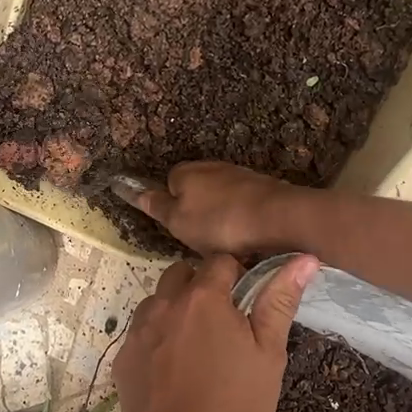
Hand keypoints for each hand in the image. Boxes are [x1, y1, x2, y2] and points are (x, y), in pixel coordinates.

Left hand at [113, 253, 319, 411]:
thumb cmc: (234, 407)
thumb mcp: (269, 355)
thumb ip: (279, 302)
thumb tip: (304, 260)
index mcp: (204, 298)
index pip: (220, 261)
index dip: (237, 275)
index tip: (246, 300)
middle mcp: (165, 303)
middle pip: (182, 274)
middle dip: (201, 287)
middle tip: (222, 323)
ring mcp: (139, 329)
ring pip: (158, 300)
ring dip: (176, 310)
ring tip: (196, 346)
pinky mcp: (123, 355)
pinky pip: (142, 331)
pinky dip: (157, 337)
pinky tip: (172, 368)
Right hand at [117, 162, 309, 256]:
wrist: (278, 218)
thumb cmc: (219, 223)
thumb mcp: (177, 222)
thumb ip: (156, 206)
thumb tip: (133, 189)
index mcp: (186, 171)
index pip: (168, 183)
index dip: (172, 208)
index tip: (180, 229)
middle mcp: (212, 167)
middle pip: (196, 192)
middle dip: (198, 213)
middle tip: (202, 240)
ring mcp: (241, 176)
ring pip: (221, 200)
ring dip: (222, 218)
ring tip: (227, 244)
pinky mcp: (264, 189)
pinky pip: (244, 207)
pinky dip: (243, 221)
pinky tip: (249, 240)